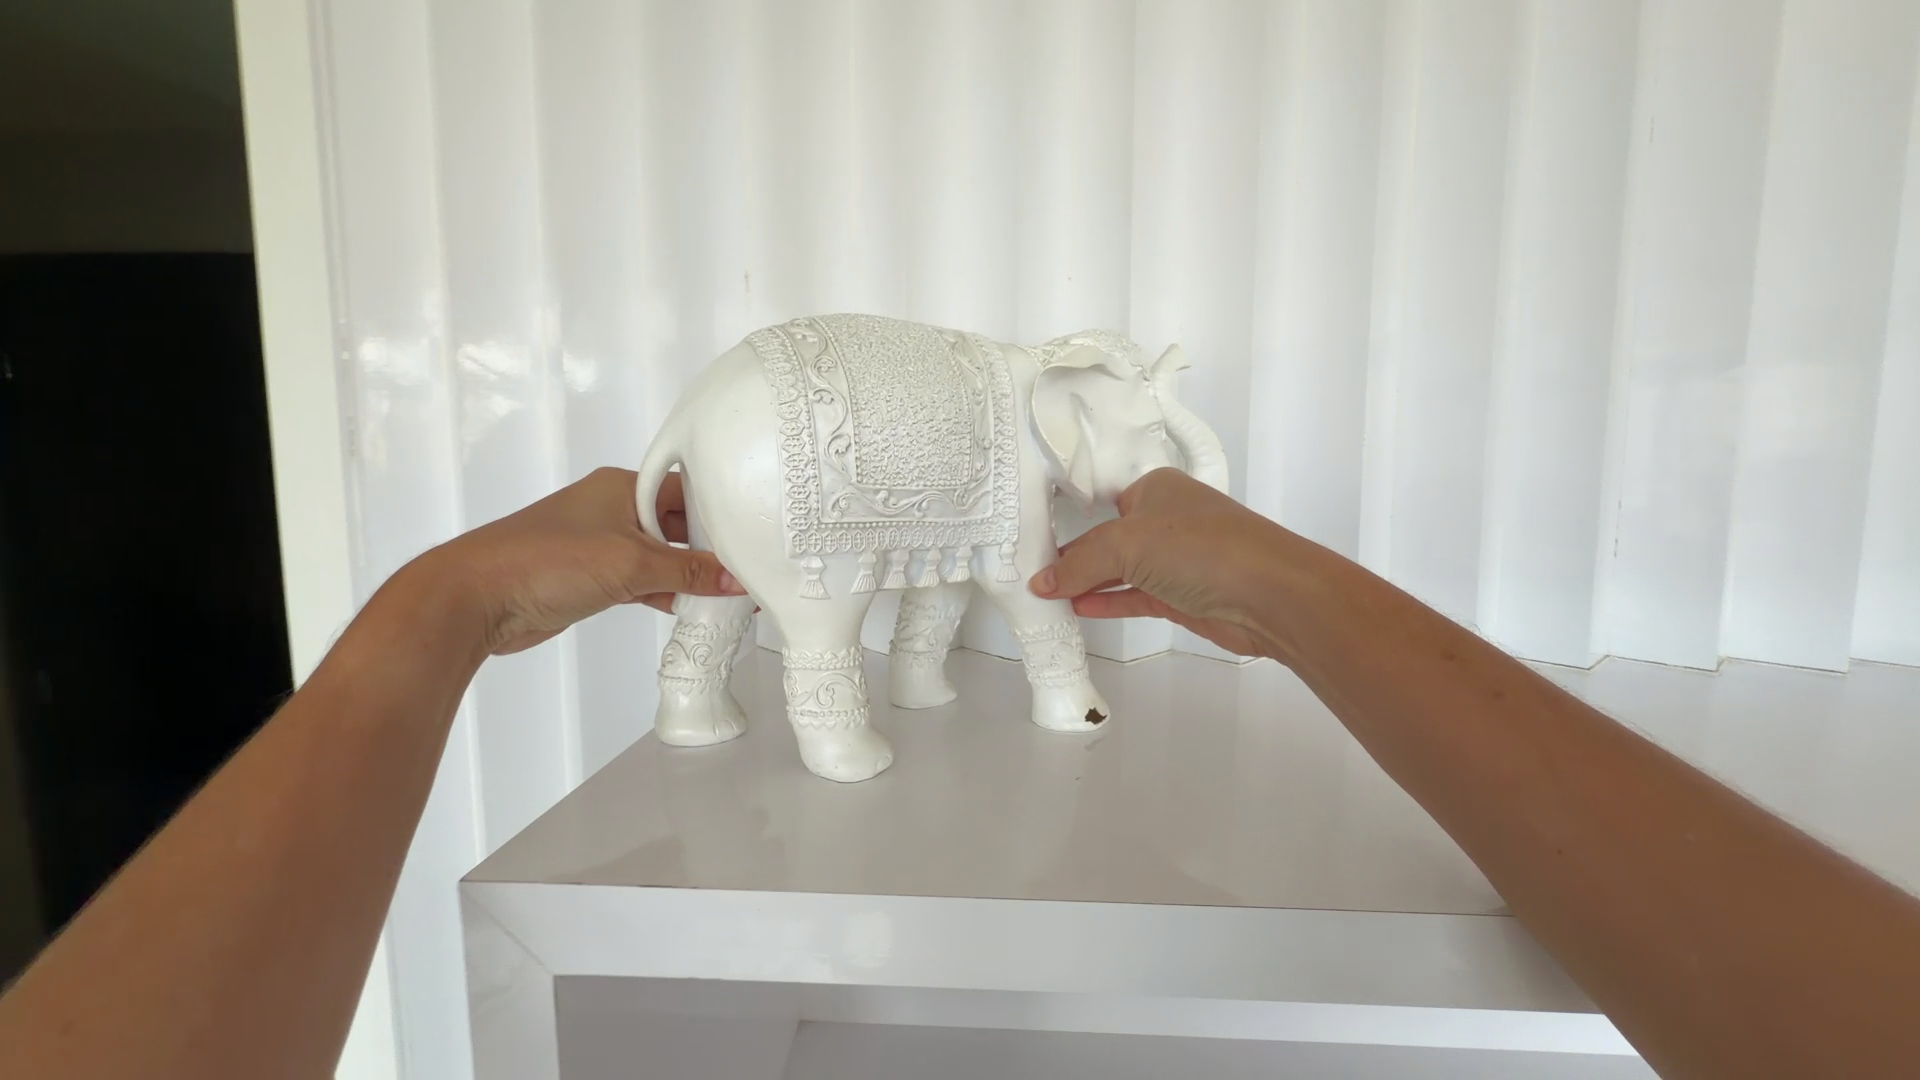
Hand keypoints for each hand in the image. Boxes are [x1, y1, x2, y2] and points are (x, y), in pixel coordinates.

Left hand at [418, 467, 743, 654]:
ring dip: (689, 575)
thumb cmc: (550, 561)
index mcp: (625, 487)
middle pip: (678, 525)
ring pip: (662, 556)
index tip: (754, 535)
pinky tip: (692, 608)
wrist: (475, 599)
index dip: (722, 513)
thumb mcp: (632, 563)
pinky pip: (643, 580)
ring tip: (730, 592)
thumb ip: (688, 572)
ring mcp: (603, 543)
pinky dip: (665, 592)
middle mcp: (616, 509)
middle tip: (750, 567)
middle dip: (710, 548)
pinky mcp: (594, 576)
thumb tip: (738, 582)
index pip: (688, 492)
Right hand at [1029, 468, 1294, 658]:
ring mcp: (1175, 559)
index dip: (1067, 523)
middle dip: (1074, 558)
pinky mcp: (1182, 594)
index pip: (1099, 504)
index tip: (1033, 544)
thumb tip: (1043, 582)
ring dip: (1088, 583)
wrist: (1272, 594)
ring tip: (1048, 595)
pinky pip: (1135, 596)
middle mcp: (1165, 520)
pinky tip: (1080, 608)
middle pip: (1107, 539)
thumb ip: (1080, 564)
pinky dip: (1108, 601)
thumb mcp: (1128, 545)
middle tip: (1034, 575)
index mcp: (1155, 489)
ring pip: (1120, 570)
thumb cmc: (1205, 548)